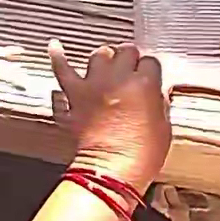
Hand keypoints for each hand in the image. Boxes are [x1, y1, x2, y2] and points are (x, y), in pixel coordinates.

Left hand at [49, 40, 169, 189]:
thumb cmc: (141, 156)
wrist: (110, 174)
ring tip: (107, 67)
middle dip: (129, 59)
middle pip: (126, 51)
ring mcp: (94, 84)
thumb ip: (160, 103)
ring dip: (105, 60)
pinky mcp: (74, 95)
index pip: (150, 62)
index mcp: (145, 84)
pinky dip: (58, 57)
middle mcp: (119, 78)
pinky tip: (55, 46)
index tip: (149, 78)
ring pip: (99, 55)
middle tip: (130, 71)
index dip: (149, 71)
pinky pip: (62, 70)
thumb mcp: (164, 128)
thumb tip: (156, 94)